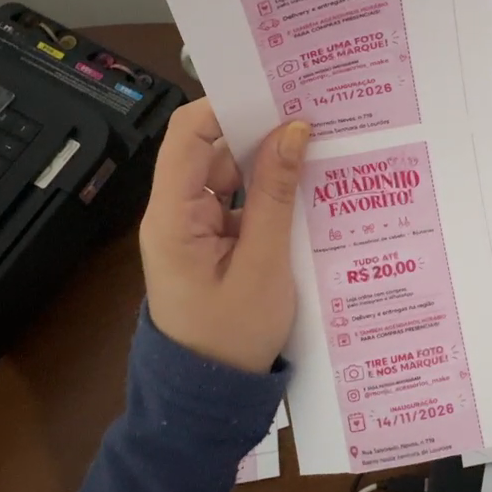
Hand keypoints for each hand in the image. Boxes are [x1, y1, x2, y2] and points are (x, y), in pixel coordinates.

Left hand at [140, 99, 310, 372]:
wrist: (210, 397)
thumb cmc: (232, 337)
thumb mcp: (264, 265)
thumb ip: (277, 195)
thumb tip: (294, 131)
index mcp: (173, 215)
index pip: (188, 135)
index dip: (227, 106)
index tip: (277, 94)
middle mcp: (177, 213)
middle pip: (212, 151)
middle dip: (258, 131)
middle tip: (311, 116)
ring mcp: (196, 230)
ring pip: (231, 177)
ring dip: (269, 164)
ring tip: (318, 148)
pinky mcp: (214, 245)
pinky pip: (241, 205)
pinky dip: (270, 195)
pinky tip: (307, 189)